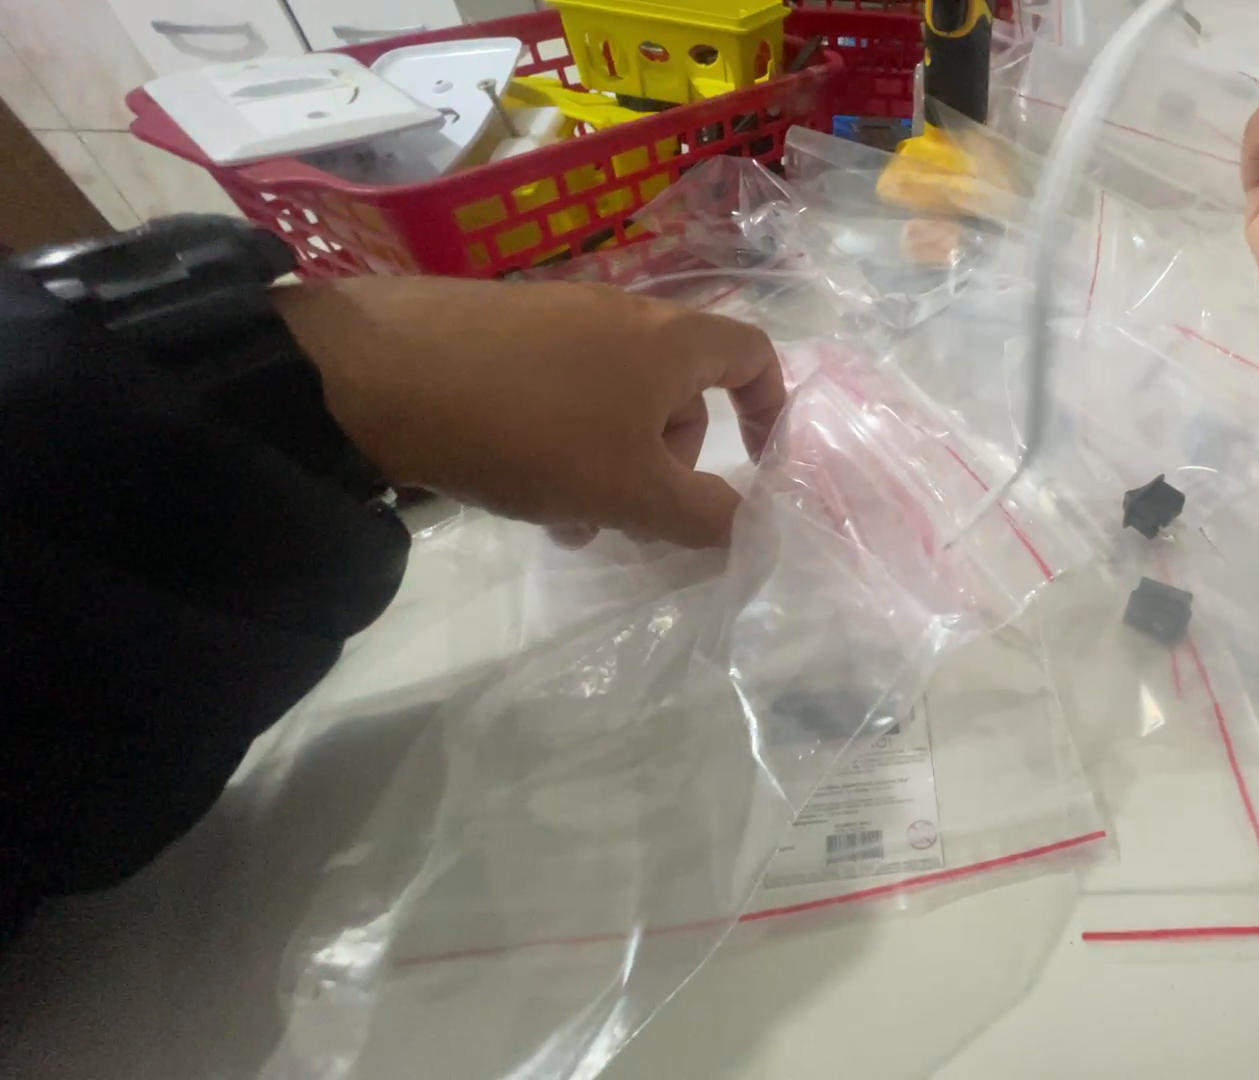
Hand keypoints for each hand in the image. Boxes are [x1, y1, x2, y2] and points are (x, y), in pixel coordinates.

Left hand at [276, 276, 783, 547]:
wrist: (360, 378)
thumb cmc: (533, 432)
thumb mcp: (635, 492)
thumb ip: (708, 516)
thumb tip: (751, 524)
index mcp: (670, 340)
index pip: (754, 355)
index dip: (769, 408)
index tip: (757, 461)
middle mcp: (623, 315)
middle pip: (683, 392)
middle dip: (674, 461)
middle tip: (639, 514)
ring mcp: (557, 315)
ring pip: (621, 399)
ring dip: (619, 461)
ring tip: (575, 518)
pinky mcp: (502, 328)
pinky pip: (567, 388)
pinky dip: (571, 439)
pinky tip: (529, 487)